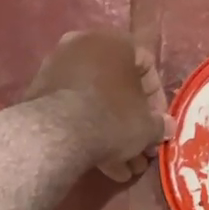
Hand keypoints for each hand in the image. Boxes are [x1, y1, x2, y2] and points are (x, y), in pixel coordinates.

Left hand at [24, 29, 172, 181]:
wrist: (58, 132)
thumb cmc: (113, 118)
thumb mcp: (147, 126)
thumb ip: (159, 124)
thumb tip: (166, 127)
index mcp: (115, 42)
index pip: (148, 67)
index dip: (158, 101)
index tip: (159, 126)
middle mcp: (84, 45)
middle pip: (119, 87)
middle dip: (133, 122)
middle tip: (142, 148)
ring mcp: (59, 66)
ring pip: (96, 101)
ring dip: (113, 133)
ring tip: (125, 167)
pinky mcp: (41, 90)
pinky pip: (75, 109)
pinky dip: (89, 132)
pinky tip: (103, 163)